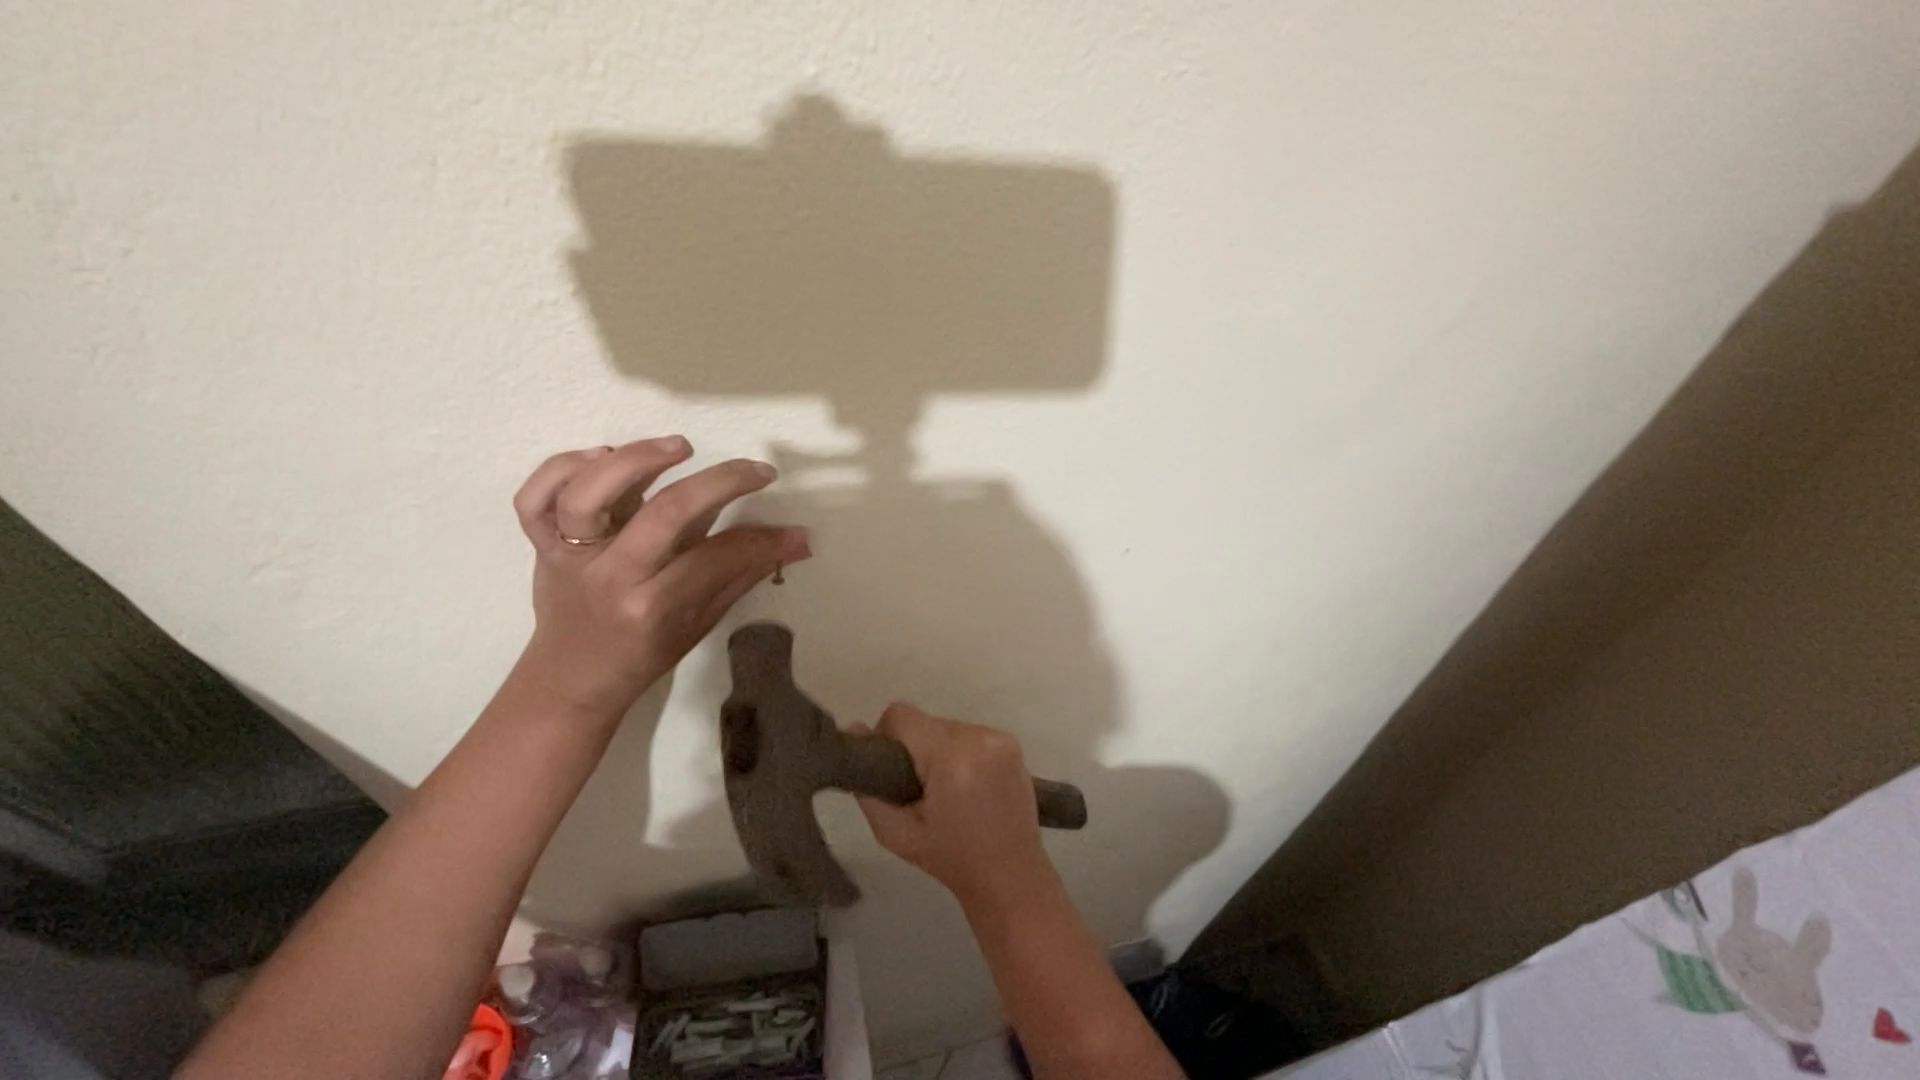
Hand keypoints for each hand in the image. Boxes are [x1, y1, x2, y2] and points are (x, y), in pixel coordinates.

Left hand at [508, 437, 809, 722]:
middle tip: (754, 469)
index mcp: (651, 608)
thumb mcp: (698, 624)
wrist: (569, 679)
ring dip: (636, 460)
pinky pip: (535, 498)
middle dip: (720, 483)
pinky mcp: (542, 543)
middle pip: (665, 514)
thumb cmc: (641, 656)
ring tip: (678, 447)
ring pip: (589, 495)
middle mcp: (609, 578)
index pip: (716, 557)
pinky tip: (600, 455)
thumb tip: (797, 542)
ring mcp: (569, 557)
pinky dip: (562, 467)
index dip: (763, 540)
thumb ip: (743, 575)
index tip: (792, 529)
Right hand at [855, 703, 1053, 906]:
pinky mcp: (1012, 744)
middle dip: (916, 748)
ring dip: (939, 750)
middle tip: (918, 788)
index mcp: (950, 759)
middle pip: (926, 722)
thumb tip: (854, 731)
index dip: (886, 736)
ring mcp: (999, 739)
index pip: (902, 715)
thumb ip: (868, 786)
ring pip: (948, 727)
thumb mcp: (894, 832)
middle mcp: (978, 739)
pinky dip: (961, 753)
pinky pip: (971, 734)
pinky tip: (967, 785)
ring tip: (945, 790)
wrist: (1009, 874)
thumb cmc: (949, 858)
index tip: (890, 768)